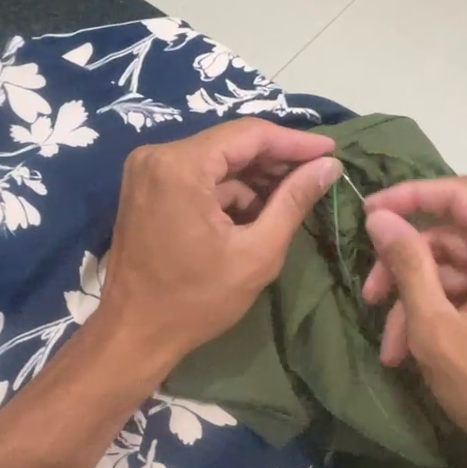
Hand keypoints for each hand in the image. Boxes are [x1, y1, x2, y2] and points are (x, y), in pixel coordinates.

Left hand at [96, 118, 340, 367]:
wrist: (134, 333)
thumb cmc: (196, 300)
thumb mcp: (257, 253)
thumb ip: (293, 202)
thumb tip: (329, 166)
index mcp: (180, 166)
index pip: (249, 134)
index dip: (295, 142)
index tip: (332, 151)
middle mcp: (158, 155)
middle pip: (231, 143)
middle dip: (276, 160)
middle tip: (318, 174)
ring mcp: (147, 170)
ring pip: (216, 160)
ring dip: (253, 178)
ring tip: (293, 197)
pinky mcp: (146, 187)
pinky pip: (198, 176)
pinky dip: (228, 191)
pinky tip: (256, 212)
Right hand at [360, 177, 466, 467]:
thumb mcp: (438, 332)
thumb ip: (408, 266)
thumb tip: (379, 218)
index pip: (462, 195)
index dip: (409, 198)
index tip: (366, 215)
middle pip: (459, 233)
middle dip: (410, 266)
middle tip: (369, 298)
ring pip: (464, 262)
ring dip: (422, 297)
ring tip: (392, 345)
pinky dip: (447, 307)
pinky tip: (414, 345)